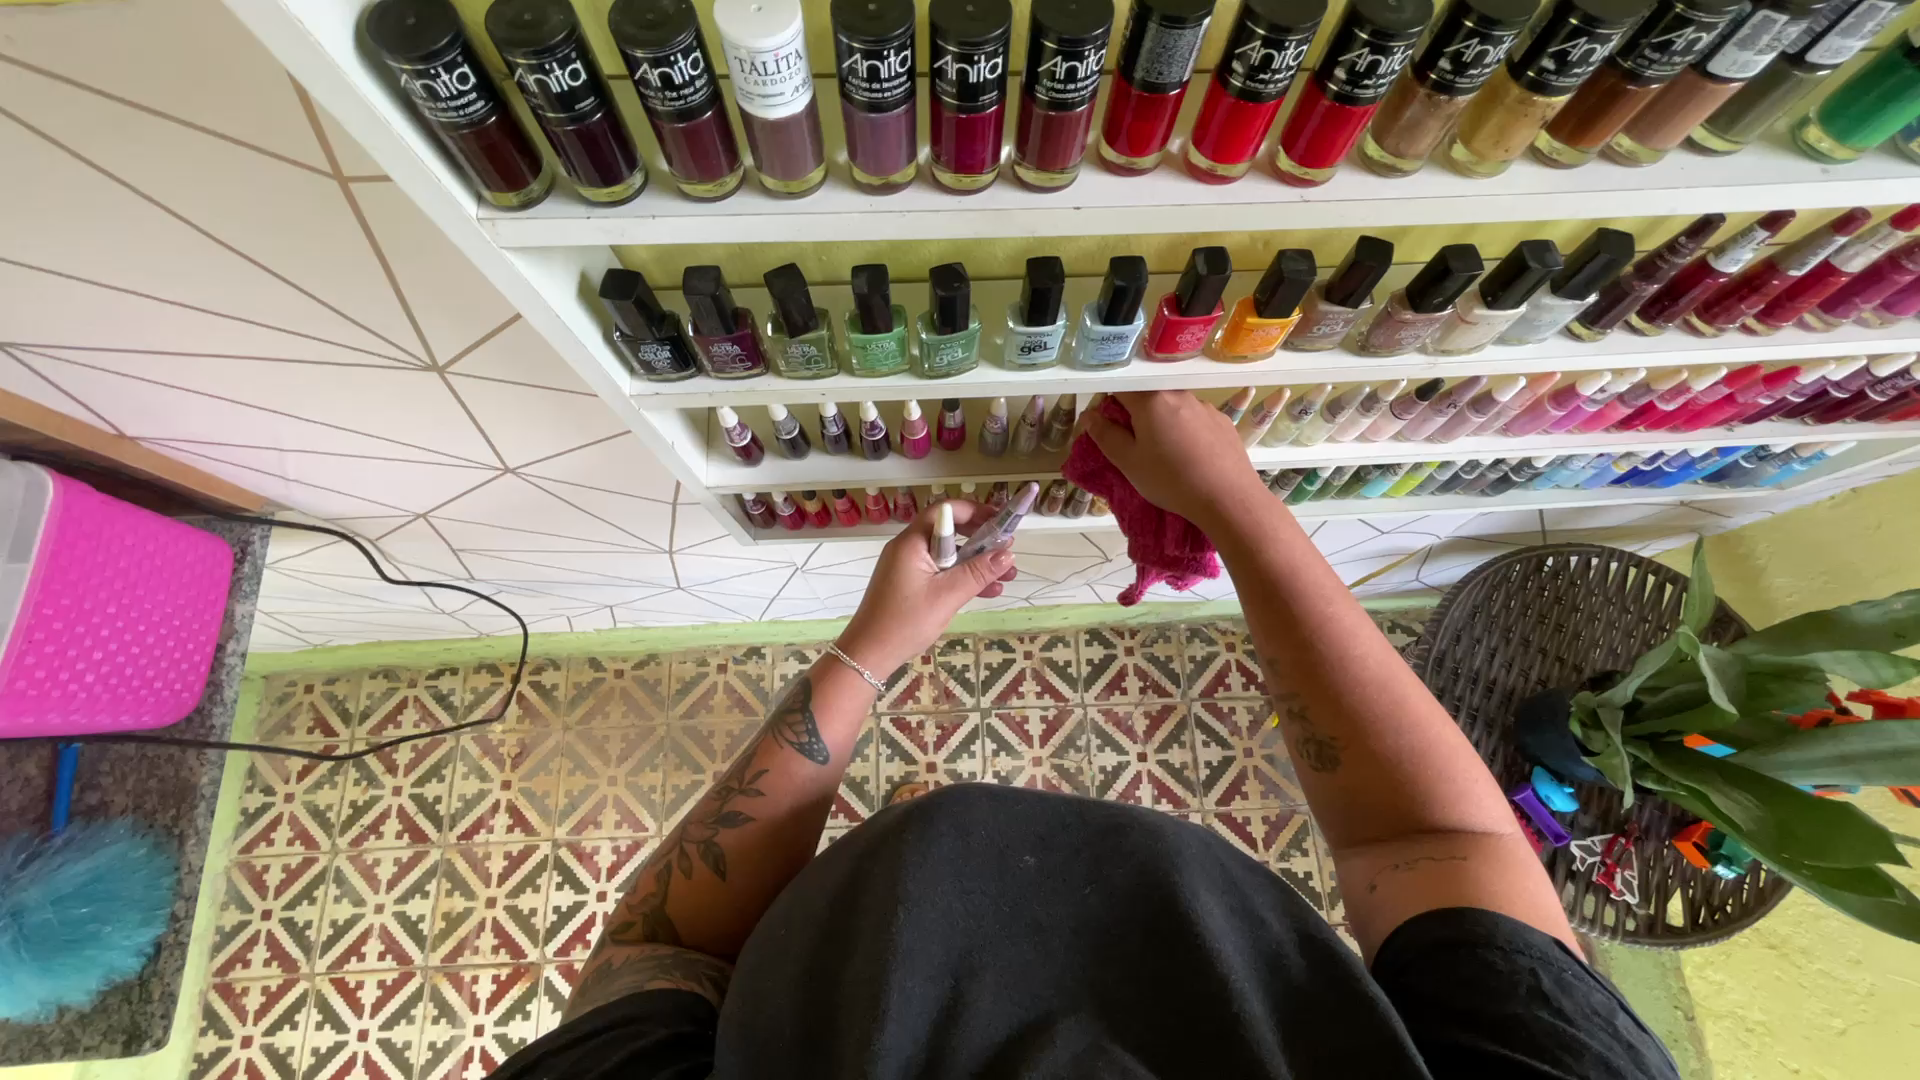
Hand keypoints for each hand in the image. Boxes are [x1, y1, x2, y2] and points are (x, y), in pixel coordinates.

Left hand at [836, 501, 1016, 675]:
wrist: (868, 655)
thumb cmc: (905, 622)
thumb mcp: (947, 596)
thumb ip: (978, 573)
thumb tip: (1008, 553)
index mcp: (911, 542)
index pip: (944, 511)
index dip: (975, 511)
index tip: (1001, 521)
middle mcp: (909, 548)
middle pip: (949, 531)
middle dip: (981, 540)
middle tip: (1007, 549)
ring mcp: (909, 567)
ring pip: (949, 555)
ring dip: (977, 563)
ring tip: (1007, 575)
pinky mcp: (911, 585)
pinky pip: (941, 572)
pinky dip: (963, 578)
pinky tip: (989, 590)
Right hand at [1080, 391, 1269, 530]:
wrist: (1227, 497)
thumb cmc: (1170, 480)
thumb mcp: (1129, 463)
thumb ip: (1105, 435)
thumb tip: (1089, 416)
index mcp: (1151, 401)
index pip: (1120, 388)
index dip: (1109, 405)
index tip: (1110, 428)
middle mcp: (1178, 395)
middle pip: (1148, 397)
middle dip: (1137, 417)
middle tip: (1137, 448)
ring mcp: (1204, 406)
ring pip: (1173, 409)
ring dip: (1163, 424)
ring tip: (1167, 456)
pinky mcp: (1222, 421)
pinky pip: (1195, 420)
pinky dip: (1186, 432)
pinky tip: (1191, 457)